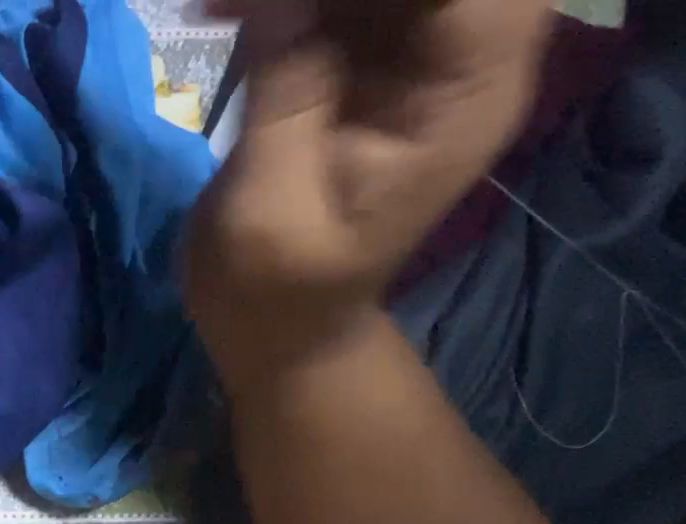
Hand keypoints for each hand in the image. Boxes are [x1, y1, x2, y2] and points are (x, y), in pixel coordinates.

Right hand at [183, 0, 553, 367]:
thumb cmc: (275, 288)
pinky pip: (335, 6)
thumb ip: (283, 96)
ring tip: (219, 6)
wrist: (278, 330)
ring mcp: (412, 62)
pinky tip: (223, 12)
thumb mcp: (269, 204)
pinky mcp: (362, 71)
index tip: (294, 0)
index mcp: (466, 95)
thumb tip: (273, 0)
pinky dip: (281, 6)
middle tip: (239, 4)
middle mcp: (458, 61)